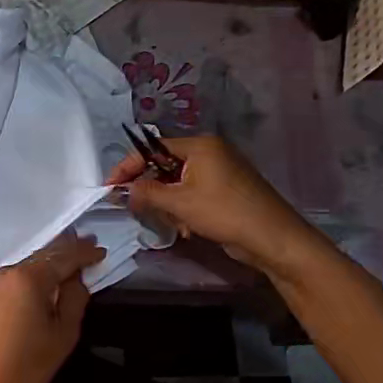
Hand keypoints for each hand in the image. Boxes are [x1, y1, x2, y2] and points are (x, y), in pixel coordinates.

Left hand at [0, 232, 104, 382]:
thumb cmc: (30, 363)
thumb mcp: (65, 331)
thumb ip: (75, 297)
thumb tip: (76, 278)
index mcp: (29, 277)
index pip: (63, 256)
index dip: (84, 252)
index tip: (102, 250)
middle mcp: (10, 272)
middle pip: (45, 254)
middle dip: (68, 250)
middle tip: (91, 245)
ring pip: (32, 263)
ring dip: (53, 260)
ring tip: (76, 258)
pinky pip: (21, 275)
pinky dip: (39, 272)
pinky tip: (52, 276)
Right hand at [107, 135, 319, 274]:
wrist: (271, 237)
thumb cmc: (223, 212)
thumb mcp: (179, 202)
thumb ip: (147, 192)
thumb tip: (124, 189)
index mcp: (199, 146)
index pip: (153, 148)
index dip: (129, 166)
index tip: (111, 186)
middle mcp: (210, 152)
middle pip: (165, 165)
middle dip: (152, 190)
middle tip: (141, 209)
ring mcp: (219, 171)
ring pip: (177, 183)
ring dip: (169, 205)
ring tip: (176, 223)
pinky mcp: (225, 190)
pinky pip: (192, 194)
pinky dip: (184, 209)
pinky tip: (189, 227)